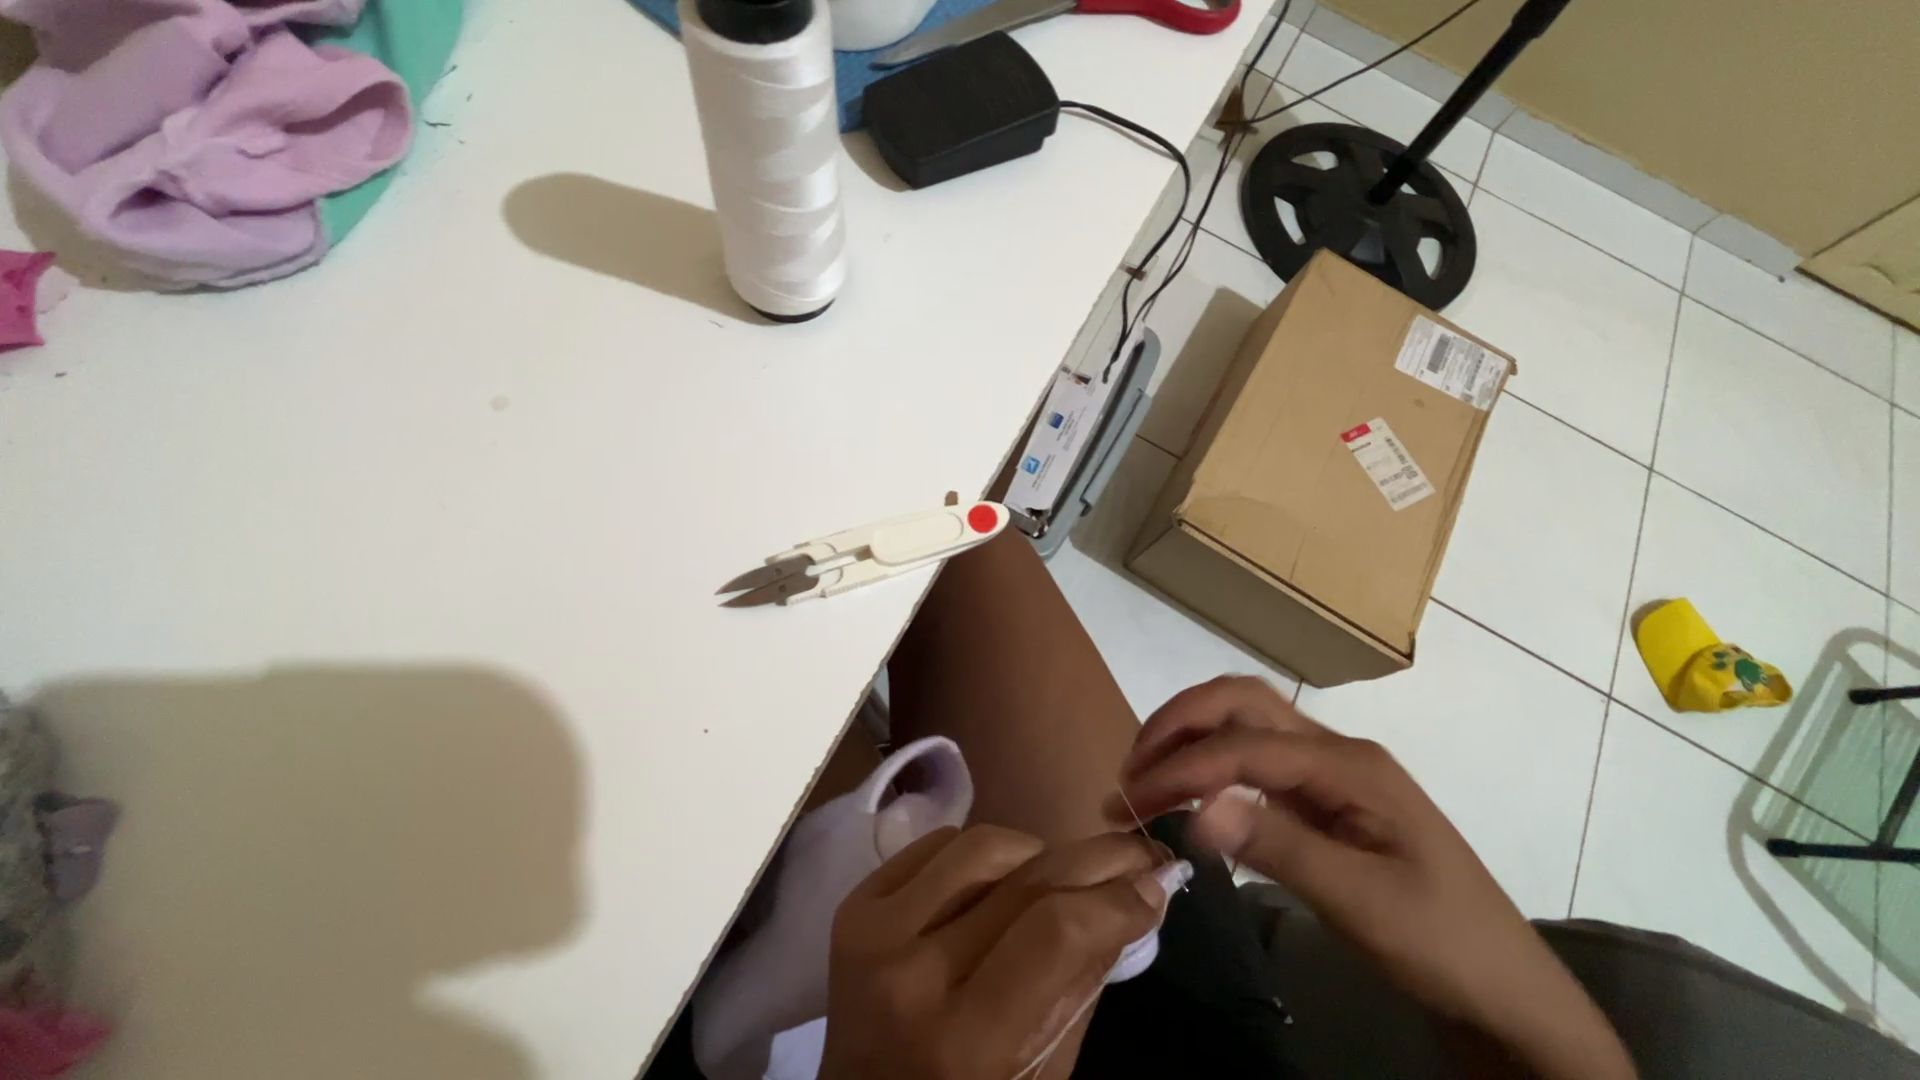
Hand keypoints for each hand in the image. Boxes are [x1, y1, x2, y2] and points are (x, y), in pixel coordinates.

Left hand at [818, 826, 1171, 1079]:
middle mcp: (911, 973)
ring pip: (983, 845)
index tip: (1158, 884)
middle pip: (1025, 880)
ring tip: (1060, 876)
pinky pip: (936, 844)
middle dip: (1097, 859)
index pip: (1057, 931)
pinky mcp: (855, 903)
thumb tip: (1135, 897)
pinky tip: (1001, 878)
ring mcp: (873, 929)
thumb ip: (1082, 983)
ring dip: (1036, 852)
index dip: (1117, 898)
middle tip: (1138, 853)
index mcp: (964, 1040)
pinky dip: (982, 852)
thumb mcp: (1042, 1073)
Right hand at [1107, 676, 1634, 1079]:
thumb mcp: (1364, 900)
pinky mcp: (1321, 802)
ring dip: (1188, 741)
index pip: (1246, 744)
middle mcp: (1335, 752)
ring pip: (1244, 727)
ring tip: (1143, 782)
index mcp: (1350, 765)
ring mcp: (1328, 774)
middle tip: (1129, 771)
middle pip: (1241, 704)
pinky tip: (1186, 802)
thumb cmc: (1441, 941)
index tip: (1132, 801)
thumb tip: (1198, 807)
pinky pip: (1253, 765)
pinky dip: (1209, 770)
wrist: (1503, 987)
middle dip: (1177, 725)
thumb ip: (1281, 847)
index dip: (1183, 765)